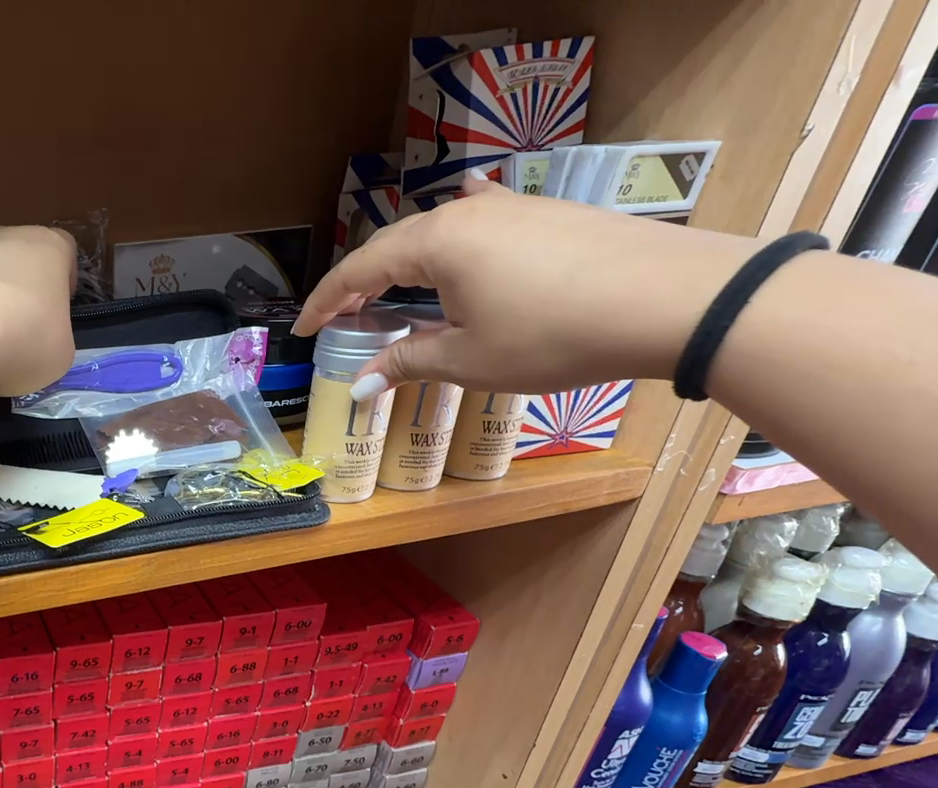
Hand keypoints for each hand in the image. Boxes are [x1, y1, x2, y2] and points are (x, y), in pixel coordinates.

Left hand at [0, 226, 78, 396]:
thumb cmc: (24, 339)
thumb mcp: (60, 354)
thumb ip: (56, 337)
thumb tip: (36, 342)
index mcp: (48, 247)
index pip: (64, 251)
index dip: (63, 281)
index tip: (57, 310)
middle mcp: (4, 236)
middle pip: (18, 259)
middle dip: (19, 291)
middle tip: (18, 332)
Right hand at [296, 174, 760, 400]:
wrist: (678, 299)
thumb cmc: (554, 333)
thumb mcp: (468, 358)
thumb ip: (406, 362)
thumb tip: (357, 386)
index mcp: (437, 242)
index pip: (360, 270)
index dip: (325, 303)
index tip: (302, 330)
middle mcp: (468, 212)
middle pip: (394, 245)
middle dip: (360, 284)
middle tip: (338, 318)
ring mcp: (513, 208)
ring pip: (437, 234)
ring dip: (404, 266)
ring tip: (388, 294)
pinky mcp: (549, 217)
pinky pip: (478, 228)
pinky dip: (449, 251)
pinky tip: (456, 242)